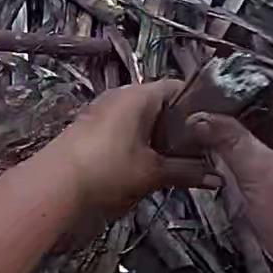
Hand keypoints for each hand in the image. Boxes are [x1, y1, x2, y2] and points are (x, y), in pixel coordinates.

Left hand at [39, 80, 215, 217]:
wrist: (54, 185)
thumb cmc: (108, 169)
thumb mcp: (152, 172)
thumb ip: (187, 171)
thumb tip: (216, 177)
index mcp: (139, 95)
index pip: (179, 88)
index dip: (201, 105)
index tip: (217, 128)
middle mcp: (119, 95)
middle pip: (159, 104)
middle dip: (179, 127)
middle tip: (201, 151)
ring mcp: (102, 111)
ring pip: (141, 119)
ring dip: (157, 138)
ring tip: (178, 162)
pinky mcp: (90, 129)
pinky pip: (123, 130)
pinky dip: (138, 144)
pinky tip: (147, 166)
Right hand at [188, 80, 272, 272]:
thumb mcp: (259, 177)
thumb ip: (229, 140)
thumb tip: (198, 115)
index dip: (244, 85)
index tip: (209, 86)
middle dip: (237, 106)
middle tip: (200, 105)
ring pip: (269, 124)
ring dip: (239, 124)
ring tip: (205, 121)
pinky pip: (269, 143)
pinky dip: (246, 142)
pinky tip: (221, 142)